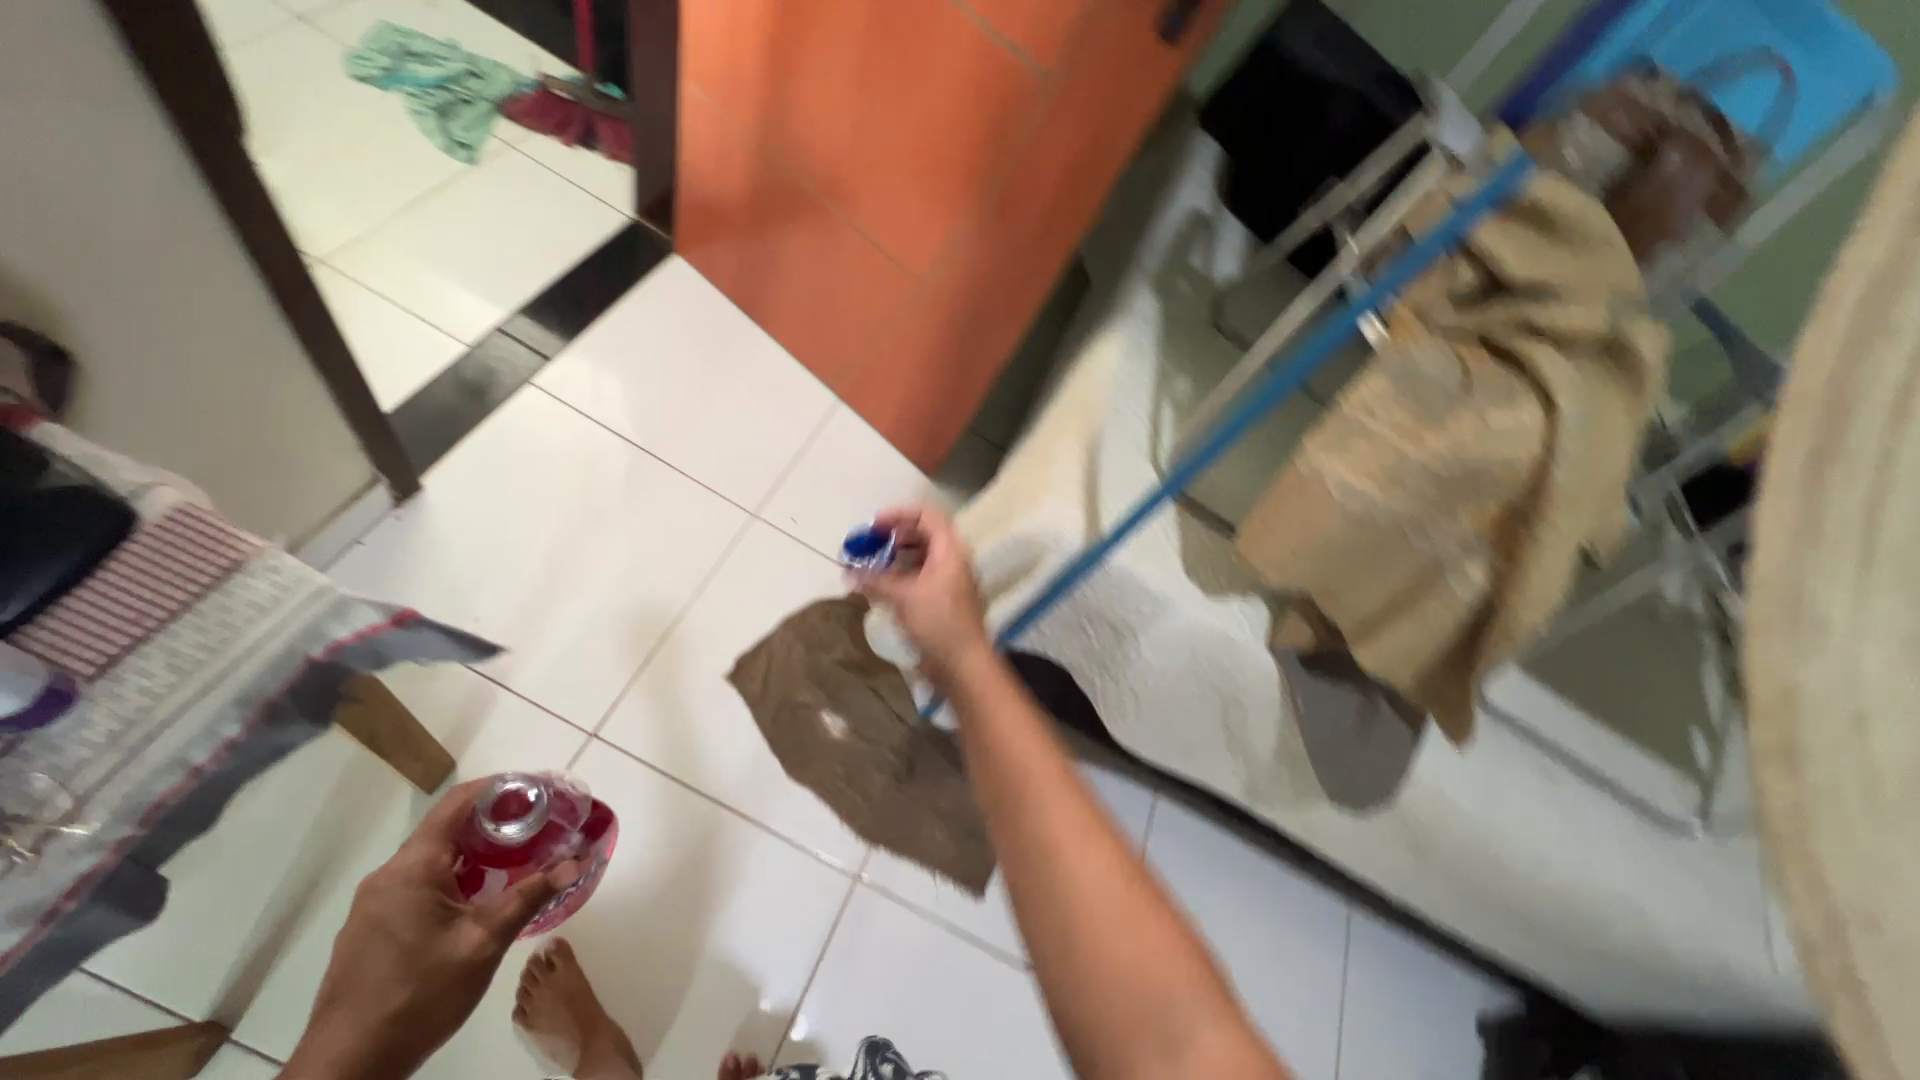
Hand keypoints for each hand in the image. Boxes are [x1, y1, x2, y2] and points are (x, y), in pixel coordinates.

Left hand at [283, 779, 580, 1079]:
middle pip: (447, 830)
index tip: (539, 789)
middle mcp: (388, 876)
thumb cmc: (420, 995)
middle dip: (497, 825)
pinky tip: (482, 902)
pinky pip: (420, 887)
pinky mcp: (373, 930)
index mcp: (412, 868)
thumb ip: (530, 896)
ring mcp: (375, 905)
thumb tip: (577, 863)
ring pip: (434, 861)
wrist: (350, 1064)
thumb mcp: (485, 942)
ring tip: (521, 862)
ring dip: (477, 855)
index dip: (500, 789)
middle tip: (541, 829)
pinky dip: (456, 880)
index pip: (458, 804)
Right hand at [856, 505, 992, 680]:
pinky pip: (920, 578)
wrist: (964, 665)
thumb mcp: (903, 597)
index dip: (898, 514)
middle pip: (922, 535)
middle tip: (868, 546)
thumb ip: (874, 580)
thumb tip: (849, 572)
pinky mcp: (943, 601)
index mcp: (950, 550)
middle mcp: (953, 560)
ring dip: (894, 558)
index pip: (926, 515)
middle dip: (892, 537)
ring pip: (920, 558)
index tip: (873, 525)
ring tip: (869, 566)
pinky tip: (881, 587)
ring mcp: (950, 581)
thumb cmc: (938, 623)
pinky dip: (900, 577)